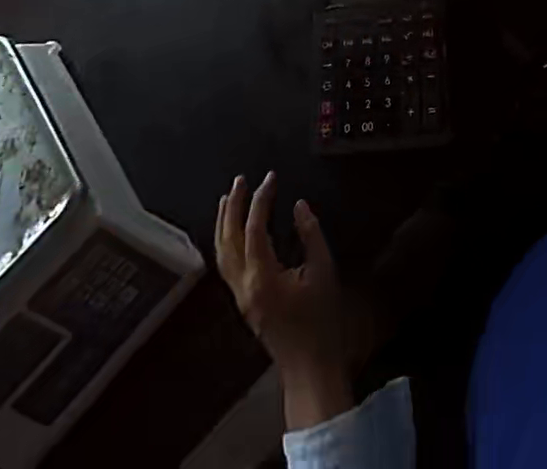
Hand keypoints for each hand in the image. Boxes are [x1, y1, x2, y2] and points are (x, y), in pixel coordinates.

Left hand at [216, 173, 361, 428]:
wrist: (311, 368)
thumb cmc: (322, 322)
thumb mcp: (324, 273)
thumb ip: (311, 235)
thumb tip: (299, 206)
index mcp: (263, 277)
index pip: (254, 228)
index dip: (261, 199)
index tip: (270, 178)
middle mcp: (244, 285)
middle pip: (229, 237)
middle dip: (233, 205)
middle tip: (240, 180)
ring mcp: (240, 296)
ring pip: (222, 252)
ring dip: (224, 221)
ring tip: (227, 198)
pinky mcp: (243, 302)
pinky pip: (225, 264)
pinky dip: (225, 240)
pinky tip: (230, 230)